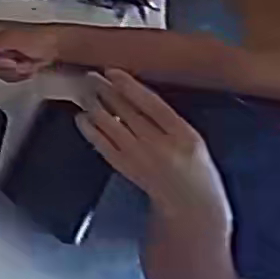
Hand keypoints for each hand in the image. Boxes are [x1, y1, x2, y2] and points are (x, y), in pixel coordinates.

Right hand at [0, 20, 60, 81]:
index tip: (11, 60)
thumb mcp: (15, 39)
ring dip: (13, 72)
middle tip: (20, 62)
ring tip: (26, 63)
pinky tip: (25, 67)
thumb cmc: (36, 39)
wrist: (55, 47)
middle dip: (5, 67)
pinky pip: (0, 76)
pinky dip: (16, 75)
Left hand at [78, 70, 231, 232]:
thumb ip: (163, 117)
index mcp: (185, 137)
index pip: (152, 104)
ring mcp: (137, 155)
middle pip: (123, 108)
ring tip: (86, 93)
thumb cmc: (194, 168)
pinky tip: (85, 116)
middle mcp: (160, 145)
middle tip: (91, 77)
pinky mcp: (120, 163)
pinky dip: (85, 121)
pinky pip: (94, 136)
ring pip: (104, 118)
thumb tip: (126, 88)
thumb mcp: (191, 141)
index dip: (128, 85)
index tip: (111, 71)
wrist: (193, 207)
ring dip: (91, 102)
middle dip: (102, 88)